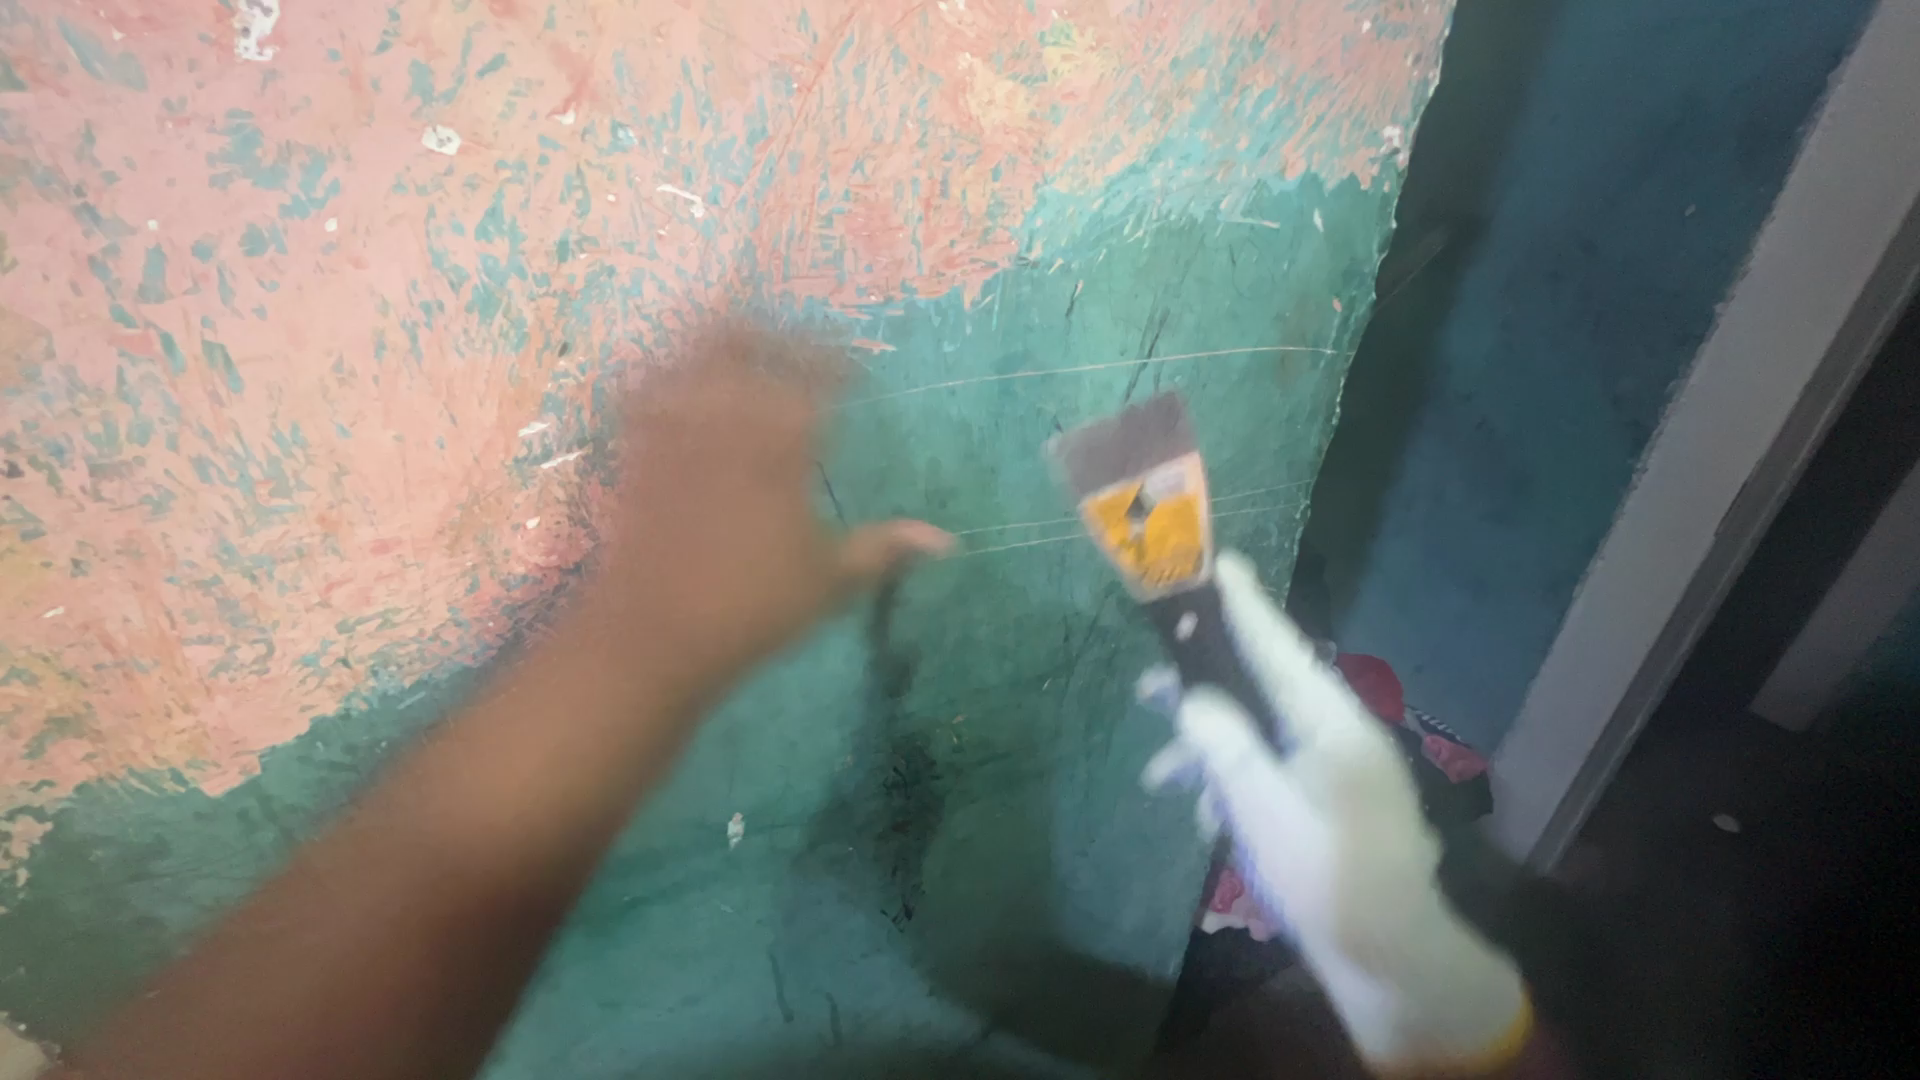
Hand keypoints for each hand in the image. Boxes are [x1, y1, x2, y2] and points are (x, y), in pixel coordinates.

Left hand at [573, 321, 951, 709]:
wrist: (655, 636)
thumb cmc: (752, 608)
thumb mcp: (830, 581)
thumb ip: (884, 550)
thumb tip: (947, 541)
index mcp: (778, 452)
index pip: (812, 384)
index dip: (836, 364)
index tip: (855, 366)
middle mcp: (723, 427)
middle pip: (739, 347)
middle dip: (769, 333)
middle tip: (792, 337)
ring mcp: (673, 436)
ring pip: (687, 360)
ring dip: (713, 340)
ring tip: (737, 337)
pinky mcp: (636, 456)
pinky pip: (641, 395)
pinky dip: (659, 376)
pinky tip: (673, 380)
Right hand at [1142, 552, 1529, 1075]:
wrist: (1391, 960)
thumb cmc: (1330, 879)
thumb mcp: (1266, 812)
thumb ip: (1226, 748)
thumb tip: (1192, 700)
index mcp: (1330, 723)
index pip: (1279, 647)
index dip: (1245, 604)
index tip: (1220, 562)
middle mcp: (1331, 733)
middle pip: (1256, 685)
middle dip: (1200, 686)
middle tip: (1148, 685)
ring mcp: (1328, 766)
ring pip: (1253, 730)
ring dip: (1205, 748)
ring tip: (1156, 774)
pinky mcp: (1319, 796)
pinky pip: (1263, 767)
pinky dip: (1228, 782)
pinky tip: (1203, 817)